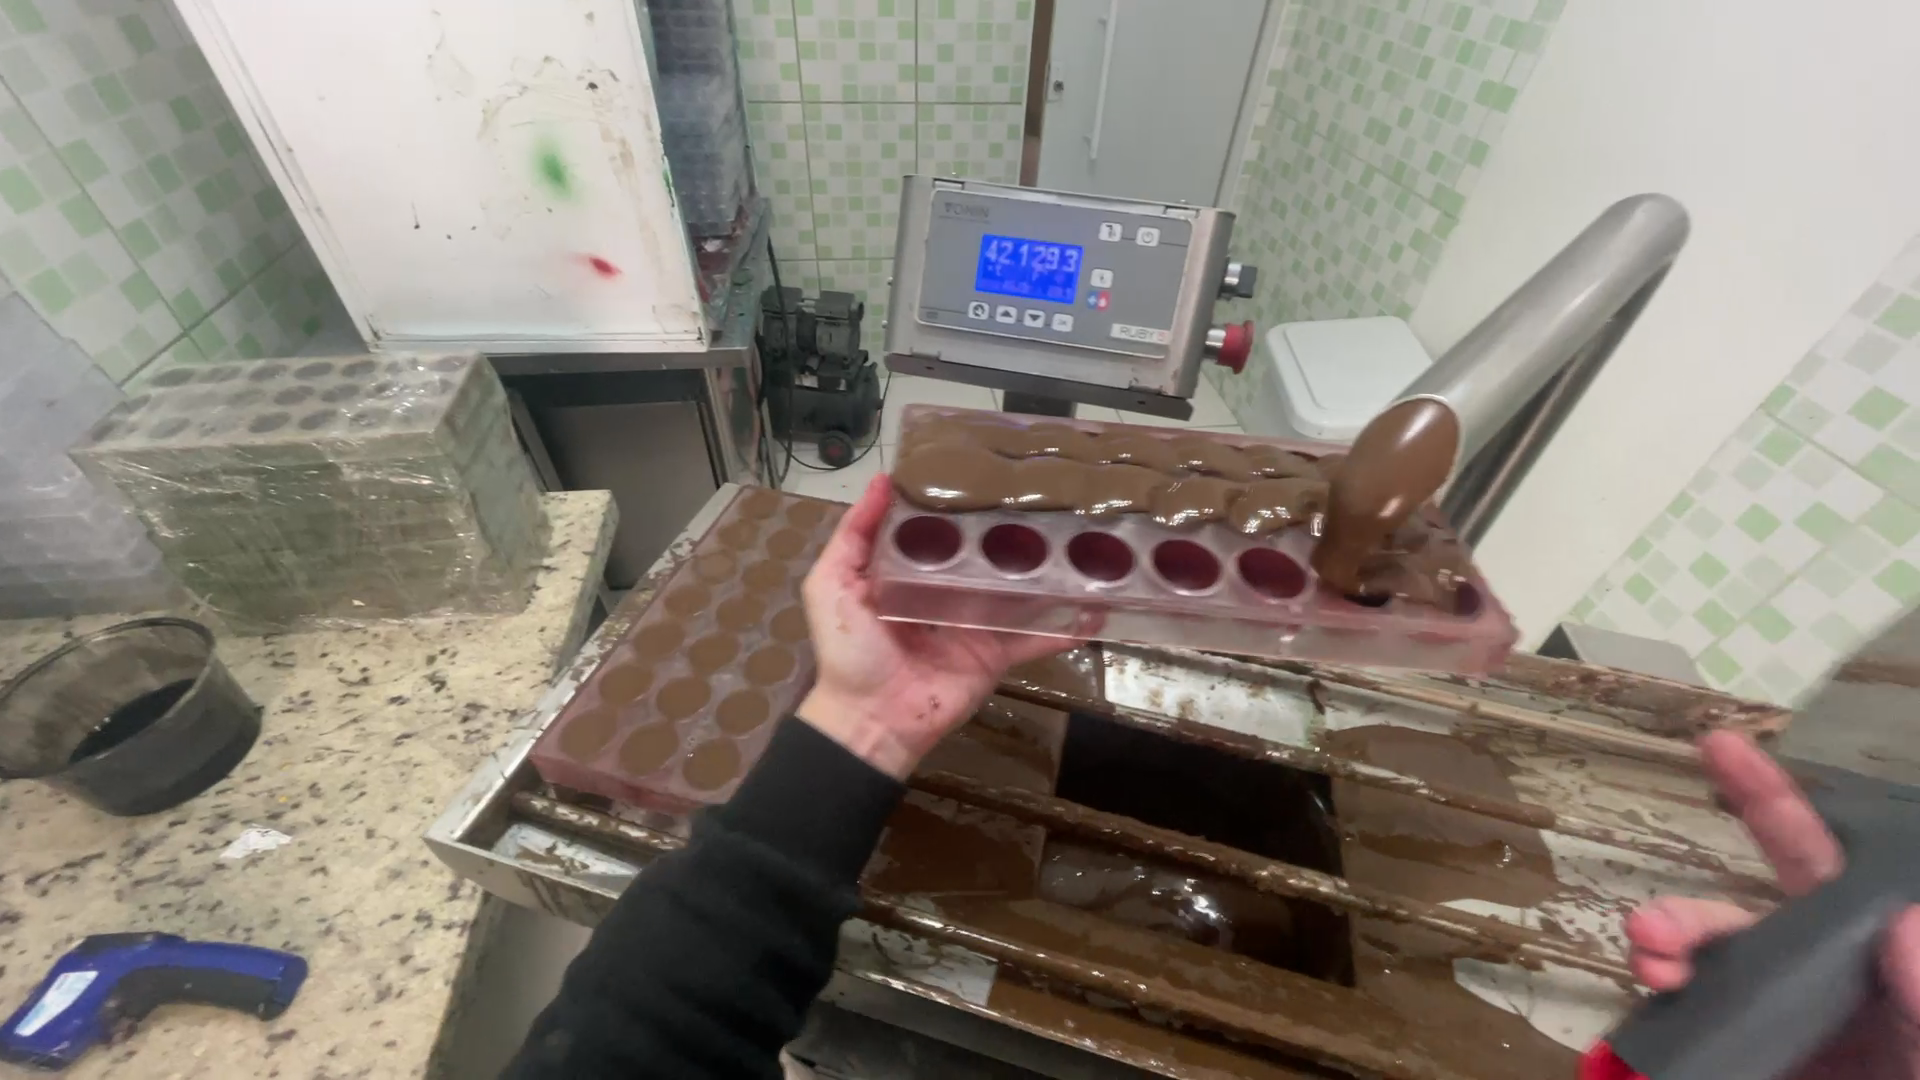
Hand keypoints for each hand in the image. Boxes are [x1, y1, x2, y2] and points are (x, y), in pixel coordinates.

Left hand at [796, 475, 1087, 779]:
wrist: (871, 719)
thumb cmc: (849, 649)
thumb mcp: (833, 584)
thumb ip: (854, 534)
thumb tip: (882, 480)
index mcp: (908, 573)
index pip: (939, 530)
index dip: (959, 504)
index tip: (987, 470)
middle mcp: (945, 592)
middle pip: (983, 556)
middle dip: (1009, 532)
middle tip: (1047, 498)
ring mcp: (975, 624)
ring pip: (1016, 592)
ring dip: (1045, 572)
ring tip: (1082, 541)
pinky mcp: (995, 655)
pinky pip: (1034, 638)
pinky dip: (1065, 627)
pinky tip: (1096, 608)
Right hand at [1625, 731, 1919, 1078]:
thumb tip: (1902, 916)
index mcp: (1875, 962)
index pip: (1825, 868)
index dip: (1772, 800)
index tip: (1720, 744)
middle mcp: (1821, 979)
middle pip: (1737, 918)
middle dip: (1685, 912)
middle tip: (1652, 928)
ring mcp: (1773, 1014)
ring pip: (1698, 961)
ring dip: (1663, 945)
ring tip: (1649, 958)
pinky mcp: (1736, 1044)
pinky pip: (1680, 1001)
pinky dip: (1656, 982)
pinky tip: (1654, 985)